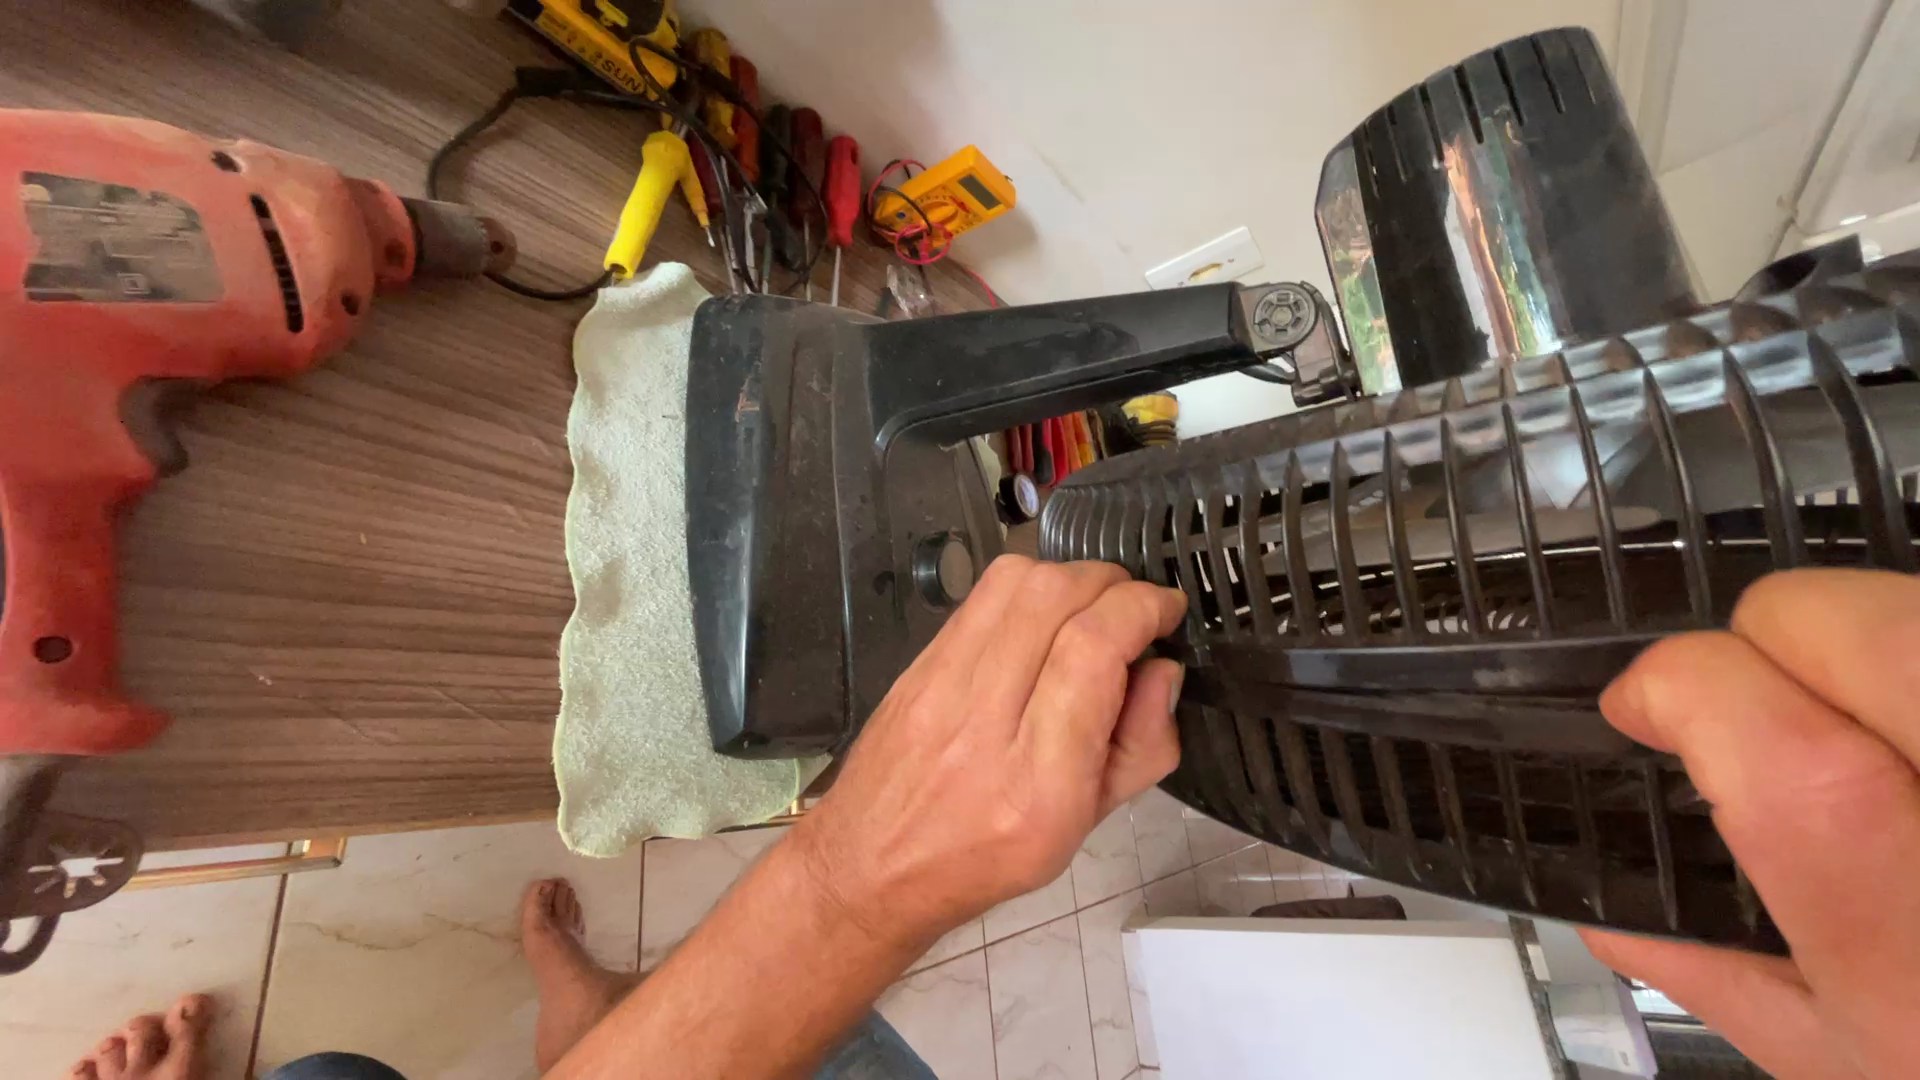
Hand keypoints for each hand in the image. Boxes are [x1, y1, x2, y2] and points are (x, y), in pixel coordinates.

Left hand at [790, 555, 1186, 949]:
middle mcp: (983, 719)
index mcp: (1037, 778)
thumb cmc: (989, 855)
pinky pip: (980, 595)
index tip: (1166, 611)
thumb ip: (1143, 745)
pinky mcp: (919, 659)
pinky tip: (1040, 616)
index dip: (1140, 610)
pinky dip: (1027, 587)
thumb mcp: (1085, 823)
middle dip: (1111, 583)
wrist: (874, 858)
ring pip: (1014, 581)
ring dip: (1070, 576)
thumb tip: (1162, 667)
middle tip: (1132, 607)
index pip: (1091, 650)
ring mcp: (940, 680)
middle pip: (1052, 598)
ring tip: (1089, 606)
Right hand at [1582, 568, 1919, 1078]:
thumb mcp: (1865, 1072)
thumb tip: (1615, 917)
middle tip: (1774, 694)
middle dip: (1777, 634)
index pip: (1737, 708)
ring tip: (1893, 728)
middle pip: (1850, 620)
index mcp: (1903, 918)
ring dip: (1889, 650)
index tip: (1647, 710)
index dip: (1665, 684)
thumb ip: (1726, 978)